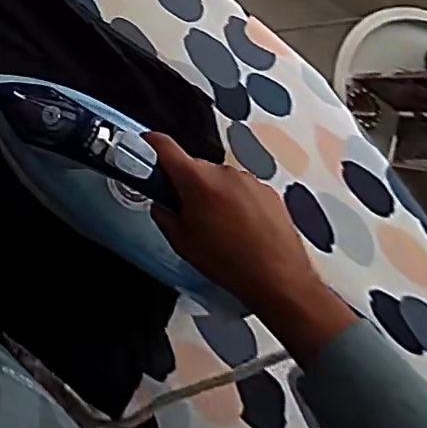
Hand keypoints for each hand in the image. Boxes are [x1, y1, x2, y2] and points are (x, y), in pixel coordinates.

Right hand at [144, 131, 354, 362]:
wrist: (282, 283)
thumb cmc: (227, 263)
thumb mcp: (181, 242)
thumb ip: (163, 214)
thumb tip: (162, 204)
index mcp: (195, 179)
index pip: (163, 144)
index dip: (149, 143)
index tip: (144, 148)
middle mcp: (222, 171)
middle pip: (193, 166)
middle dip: (185, 182)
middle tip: (186, 209)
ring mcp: (248, 180)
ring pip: (218, 178)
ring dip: (212, 192)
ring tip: (219, 225)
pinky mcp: (269, 192)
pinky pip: (241, 188)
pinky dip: (236, 200)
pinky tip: (242, 228)